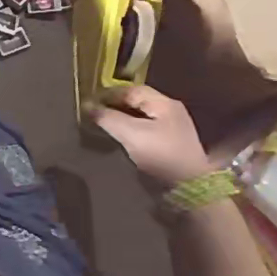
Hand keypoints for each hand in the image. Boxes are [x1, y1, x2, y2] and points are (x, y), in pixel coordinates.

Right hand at [89, 85, 213, 189]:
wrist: (188, 185)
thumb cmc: (160, 155)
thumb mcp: (131, 134)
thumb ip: (109, 118)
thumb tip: (88, 106)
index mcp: (164, 103)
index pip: (132, 90)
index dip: (109, 94)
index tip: (90, 102)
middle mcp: (171, 111)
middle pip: (138, 102)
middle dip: (115, 106)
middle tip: (94, 113)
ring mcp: (173, 129)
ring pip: (142, 117)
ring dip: (122, 119)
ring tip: (103, 125)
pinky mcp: (171, 145)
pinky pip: (146, 130)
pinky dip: (131, 130)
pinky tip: (121, 138)